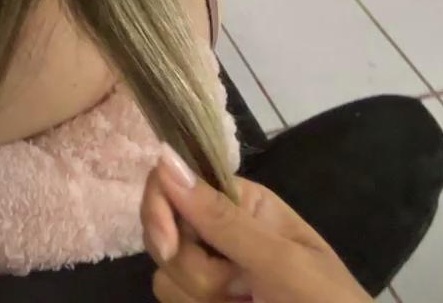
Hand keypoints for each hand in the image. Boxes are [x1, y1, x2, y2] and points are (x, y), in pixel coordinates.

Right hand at [142, 146, 371, 302]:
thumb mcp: (283, 265)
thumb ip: (221, 218)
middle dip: (194, 269)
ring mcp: (214, 277)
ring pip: (166, 277)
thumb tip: (162, 154)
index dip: (159, 207)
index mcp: (241, 204)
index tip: (168, 245)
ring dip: (202, 300)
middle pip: (164, 232)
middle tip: (239, 290)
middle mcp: (220, 234)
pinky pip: (175, 301)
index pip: (174, 181)